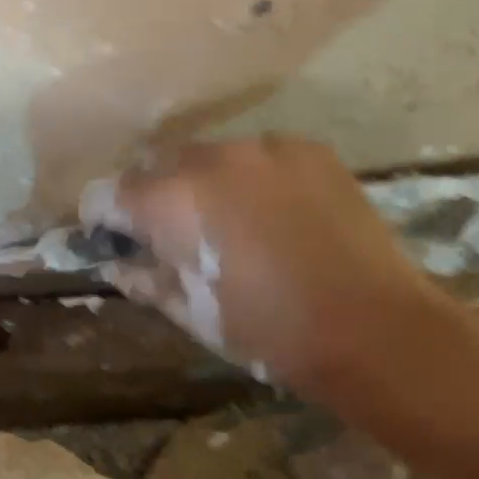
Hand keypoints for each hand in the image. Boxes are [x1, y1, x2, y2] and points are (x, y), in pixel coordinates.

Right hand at [81, 137, 446, 389]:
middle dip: (152, 197)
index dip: (103, 218)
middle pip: (156, 166)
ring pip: (209, 157)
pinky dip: (251, 179)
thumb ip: (143, 279)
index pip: (108, 193)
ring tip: (227, 224)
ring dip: (202, 184)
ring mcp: (264, 147)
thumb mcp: (192, 314)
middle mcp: (210, 159)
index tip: (113, 240)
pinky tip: (274, 215)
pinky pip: (258, 156)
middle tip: (170, 236)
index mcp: (170, 200)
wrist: (375, 328)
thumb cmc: (269, 331)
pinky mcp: (308, 149)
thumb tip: (116, 264)